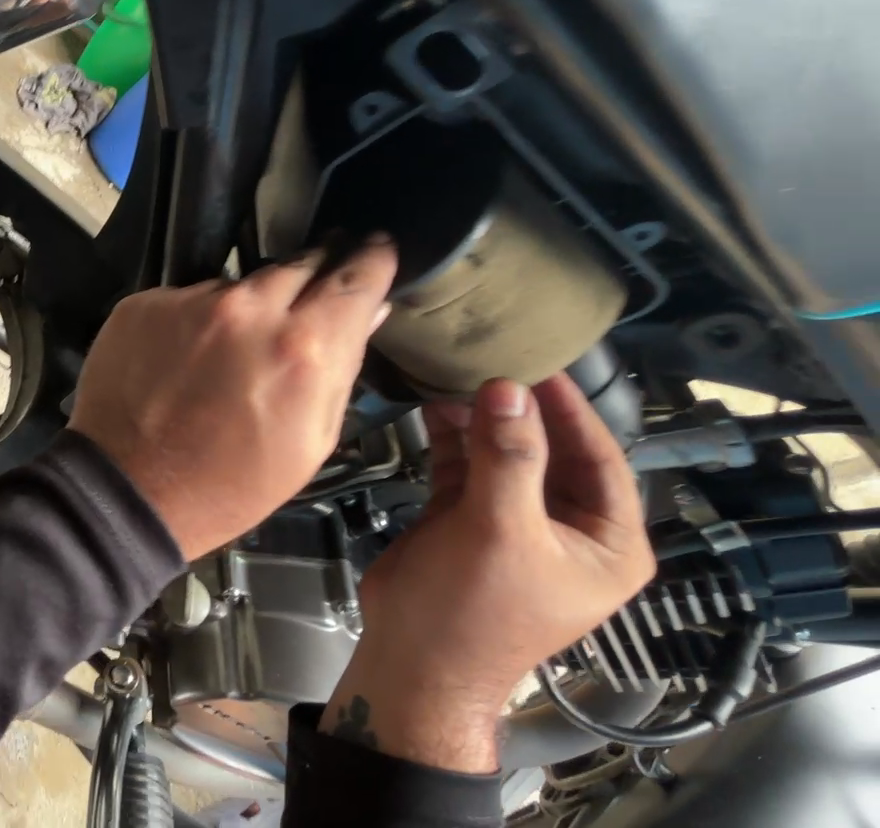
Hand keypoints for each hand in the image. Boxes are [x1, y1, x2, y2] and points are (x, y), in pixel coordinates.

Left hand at [69, 240, 396, 558]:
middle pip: (296, 266)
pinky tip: (183, 359)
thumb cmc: (227, 483)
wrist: (127, 488)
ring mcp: (188, 303)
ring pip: (236, 284)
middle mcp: (246, 311)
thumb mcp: (310, 443)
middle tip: (298, 310)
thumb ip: (341, 367)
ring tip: (226, 356)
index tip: (375, 248)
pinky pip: (185, 298)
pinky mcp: (142, 304)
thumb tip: (368, 310)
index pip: (354, 277)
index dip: (370, 260)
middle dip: (308, 279)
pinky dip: (192, 319)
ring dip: (243, 307)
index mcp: (302, 349)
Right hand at [324, 376, 655, 772]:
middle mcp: (564, 526)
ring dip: (479, 421)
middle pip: (547, 452)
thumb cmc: (475, 606)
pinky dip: (450, 439)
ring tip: (452, 378)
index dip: (570, 411)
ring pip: (502, 456)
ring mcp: (510, 522)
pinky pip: (465, 468)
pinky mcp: (463, 520)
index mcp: (605, 540)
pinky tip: (433, 408)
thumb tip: (507, 387)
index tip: (537, 362)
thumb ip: (508, 458)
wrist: (414, 657)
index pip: (599, 458)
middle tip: (486, 362)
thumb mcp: (501, 530)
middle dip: (516, 411)